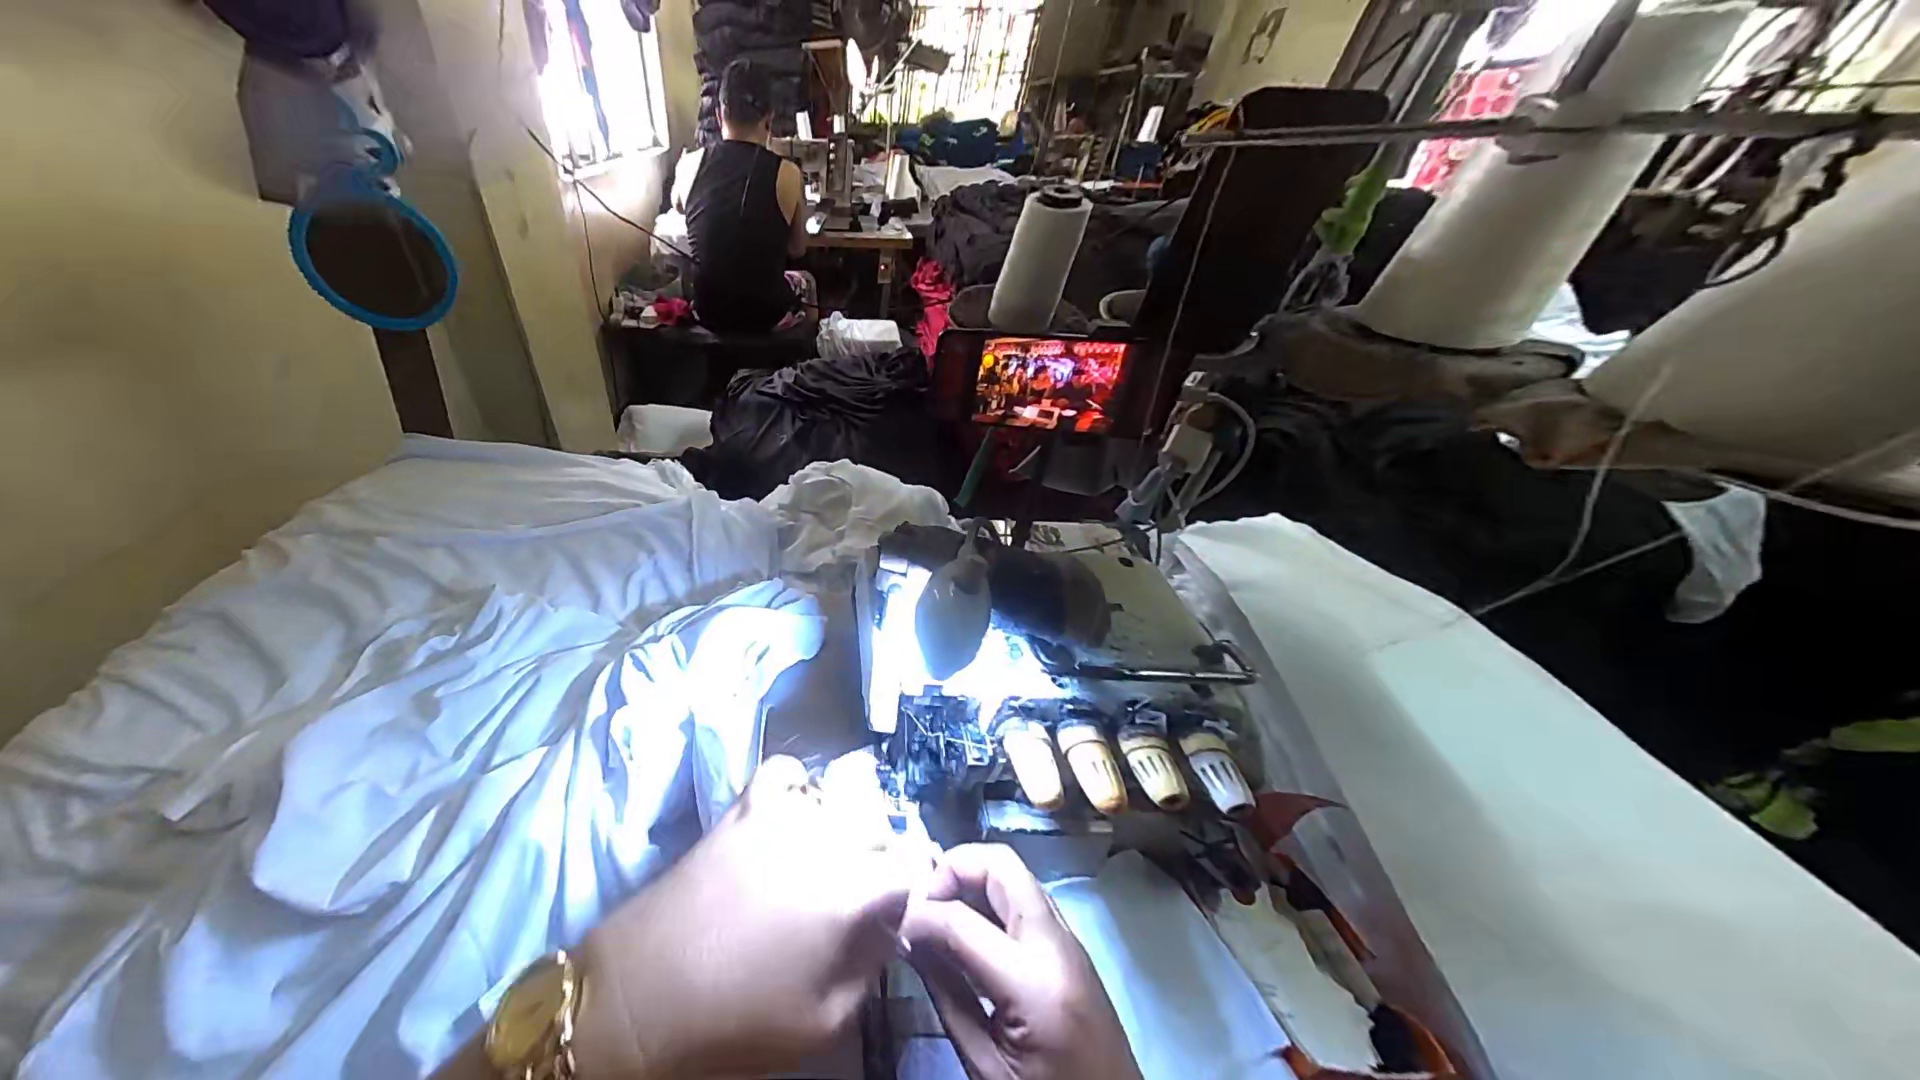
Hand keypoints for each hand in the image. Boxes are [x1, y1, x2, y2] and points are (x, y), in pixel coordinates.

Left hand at [573, 755, 925, 1078]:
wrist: (638, 999)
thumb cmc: (736, 1024)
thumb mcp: (825, 1018)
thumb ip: (874, 957)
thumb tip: (893, 916)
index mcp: (856, 891)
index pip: (914, 863)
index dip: (912, 883)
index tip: (898, 902)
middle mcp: (830, 838)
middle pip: (883, 826)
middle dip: (879, 856)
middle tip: (855, 891)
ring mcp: (786, 811)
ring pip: (844, 797)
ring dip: (844, 825)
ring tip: (820, 859)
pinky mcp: (747, 802)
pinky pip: (791, 776)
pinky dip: (798, 793)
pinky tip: (788, 823)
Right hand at [902, 844, 1143, 1079]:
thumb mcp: (986, 1066)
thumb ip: (948, 997)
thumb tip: (913, 941)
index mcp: (1034, 981)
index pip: (962, 919)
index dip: (920, 913)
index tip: (894, 921)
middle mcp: (1056, 943)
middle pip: (1002, 864)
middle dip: (954, 868)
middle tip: (921, 901)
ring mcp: (1069, 939)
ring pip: (1016, 874)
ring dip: (974, 878)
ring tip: (938, 909)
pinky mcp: (1071, 945)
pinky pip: (1026, 898)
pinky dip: (992, 896)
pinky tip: (967, 924)